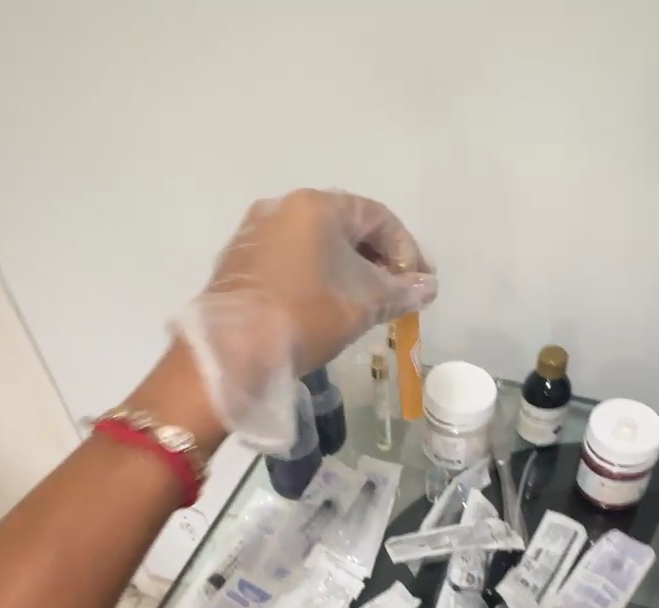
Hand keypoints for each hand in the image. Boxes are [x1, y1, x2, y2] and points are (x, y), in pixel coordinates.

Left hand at [170, 189, 436, 451]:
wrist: (230, 351)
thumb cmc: (305, 316)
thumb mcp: (362, 305)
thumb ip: (400, 292)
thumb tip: (428, 287)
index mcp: (317, 206)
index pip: (377, 217)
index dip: (408, 250)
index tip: (421, 284)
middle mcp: (283, 207)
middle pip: (345, 227)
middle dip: (377, 260)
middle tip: (396, 294)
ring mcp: (255, 232)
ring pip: (315, 244)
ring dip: (346, 270)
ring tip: (363, 304)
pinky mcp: (238, 261)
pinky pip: (290, 260)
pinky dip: (316, 277)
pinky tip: (324, 307)